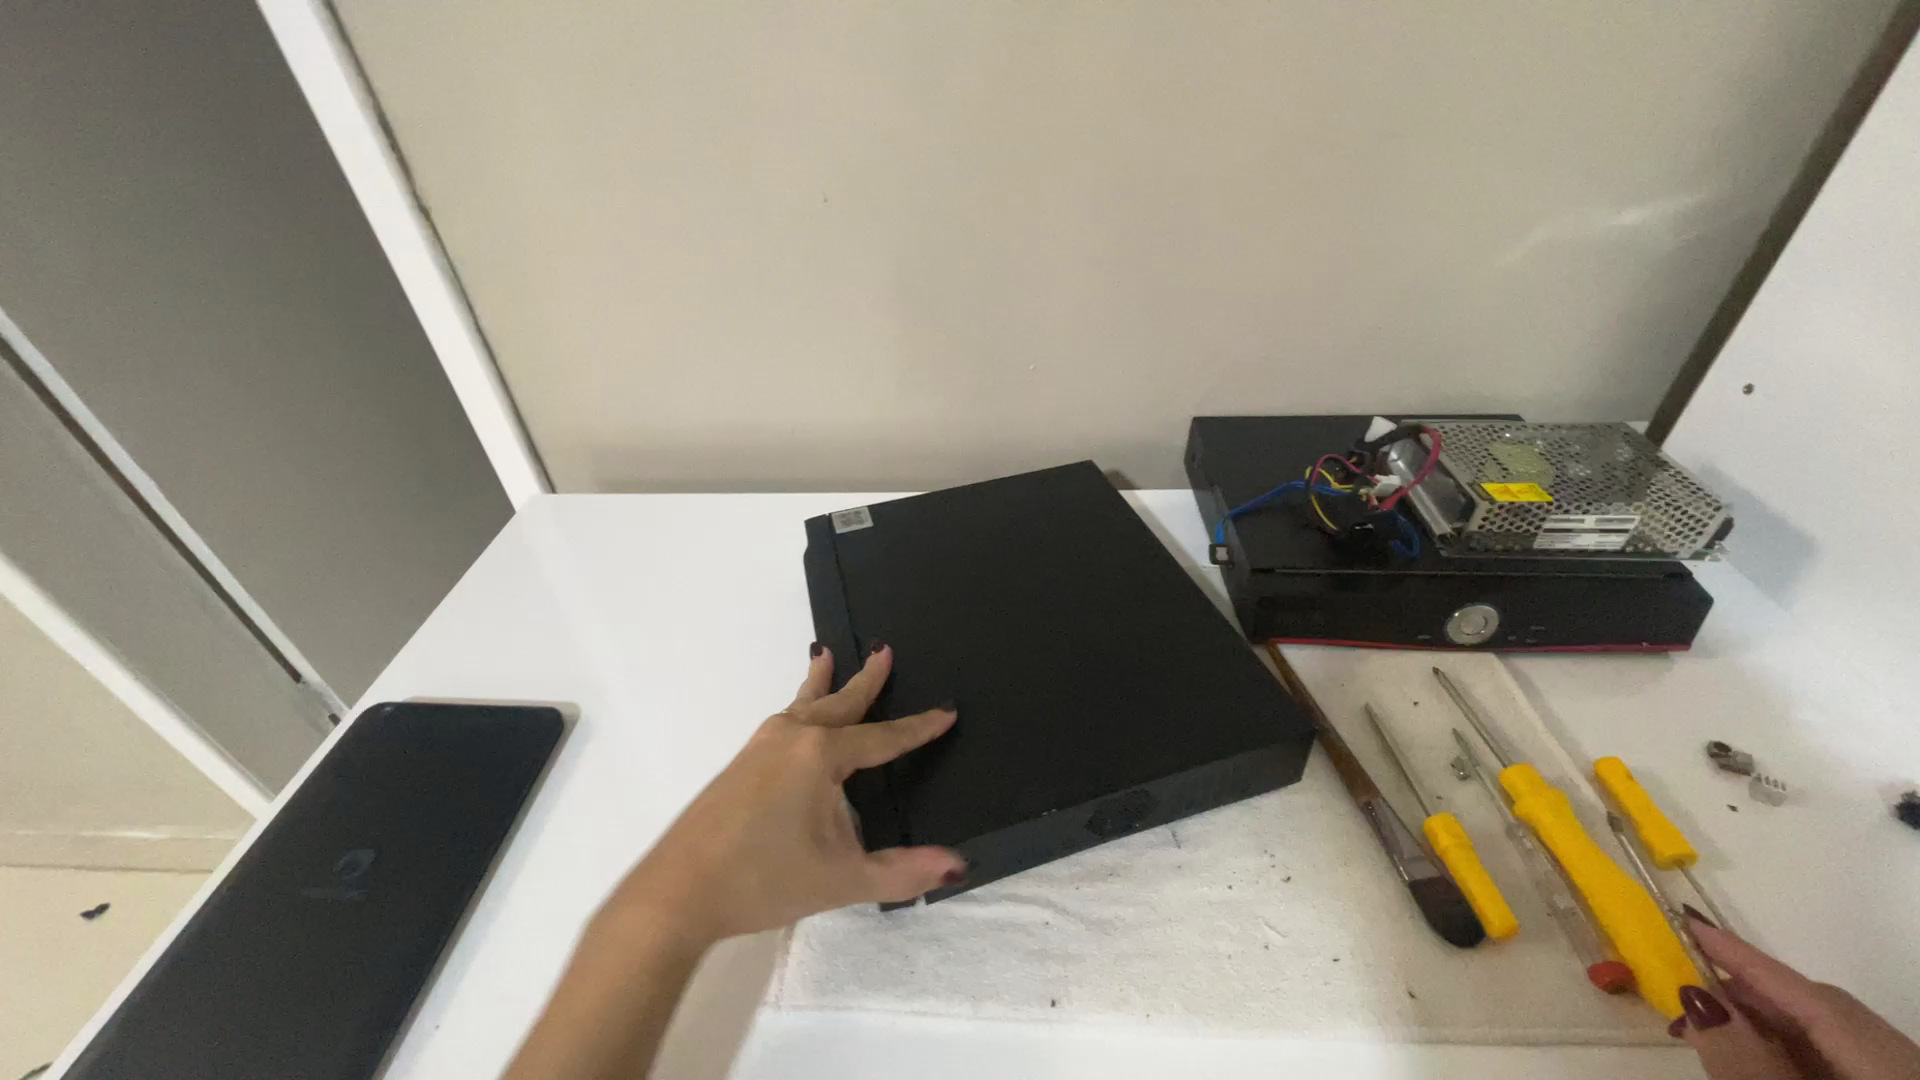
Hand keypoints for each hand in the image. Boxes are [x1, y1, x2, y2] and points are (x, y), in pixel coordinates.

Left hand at [602, 643, 965, 947]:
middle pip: (840, 702)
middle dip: (866, 679)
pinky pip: (785, 720)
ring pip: (804, 705)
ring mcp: (761, 746)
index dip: (918, 729)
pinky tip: (799, 719)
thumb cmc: (762, 880)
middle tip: (883, 650)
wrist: (676, 892)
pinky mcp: (741, 762)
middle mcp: (792, 737)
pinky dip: (801, 705)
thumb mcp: (841, 879)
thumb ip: (901, 872)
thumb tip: (957, 865)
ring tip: (825, 654)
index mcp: (821, 755)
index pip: (882, 738)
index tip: (947, 711)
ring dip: (822, 683)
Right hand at [1674, 913, 1919, 1079]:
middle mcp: (1909, 1059)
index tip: (1682, 917)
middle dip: (1748, 991)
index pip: (1806, 991)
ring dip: (1765, 1021)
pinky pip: (1843, 1055)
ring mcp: (1905, 1073)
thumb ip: (1746, 1057)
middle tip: (1685, 993)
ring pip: (1831, 1032)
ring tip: (1712, 1030)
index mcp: (1891, 1060)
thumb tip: (1694, 994)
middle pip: (1820, 1007)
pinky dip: (1793, 1047)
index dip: (1741, 954)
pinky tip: (1762, 1057)